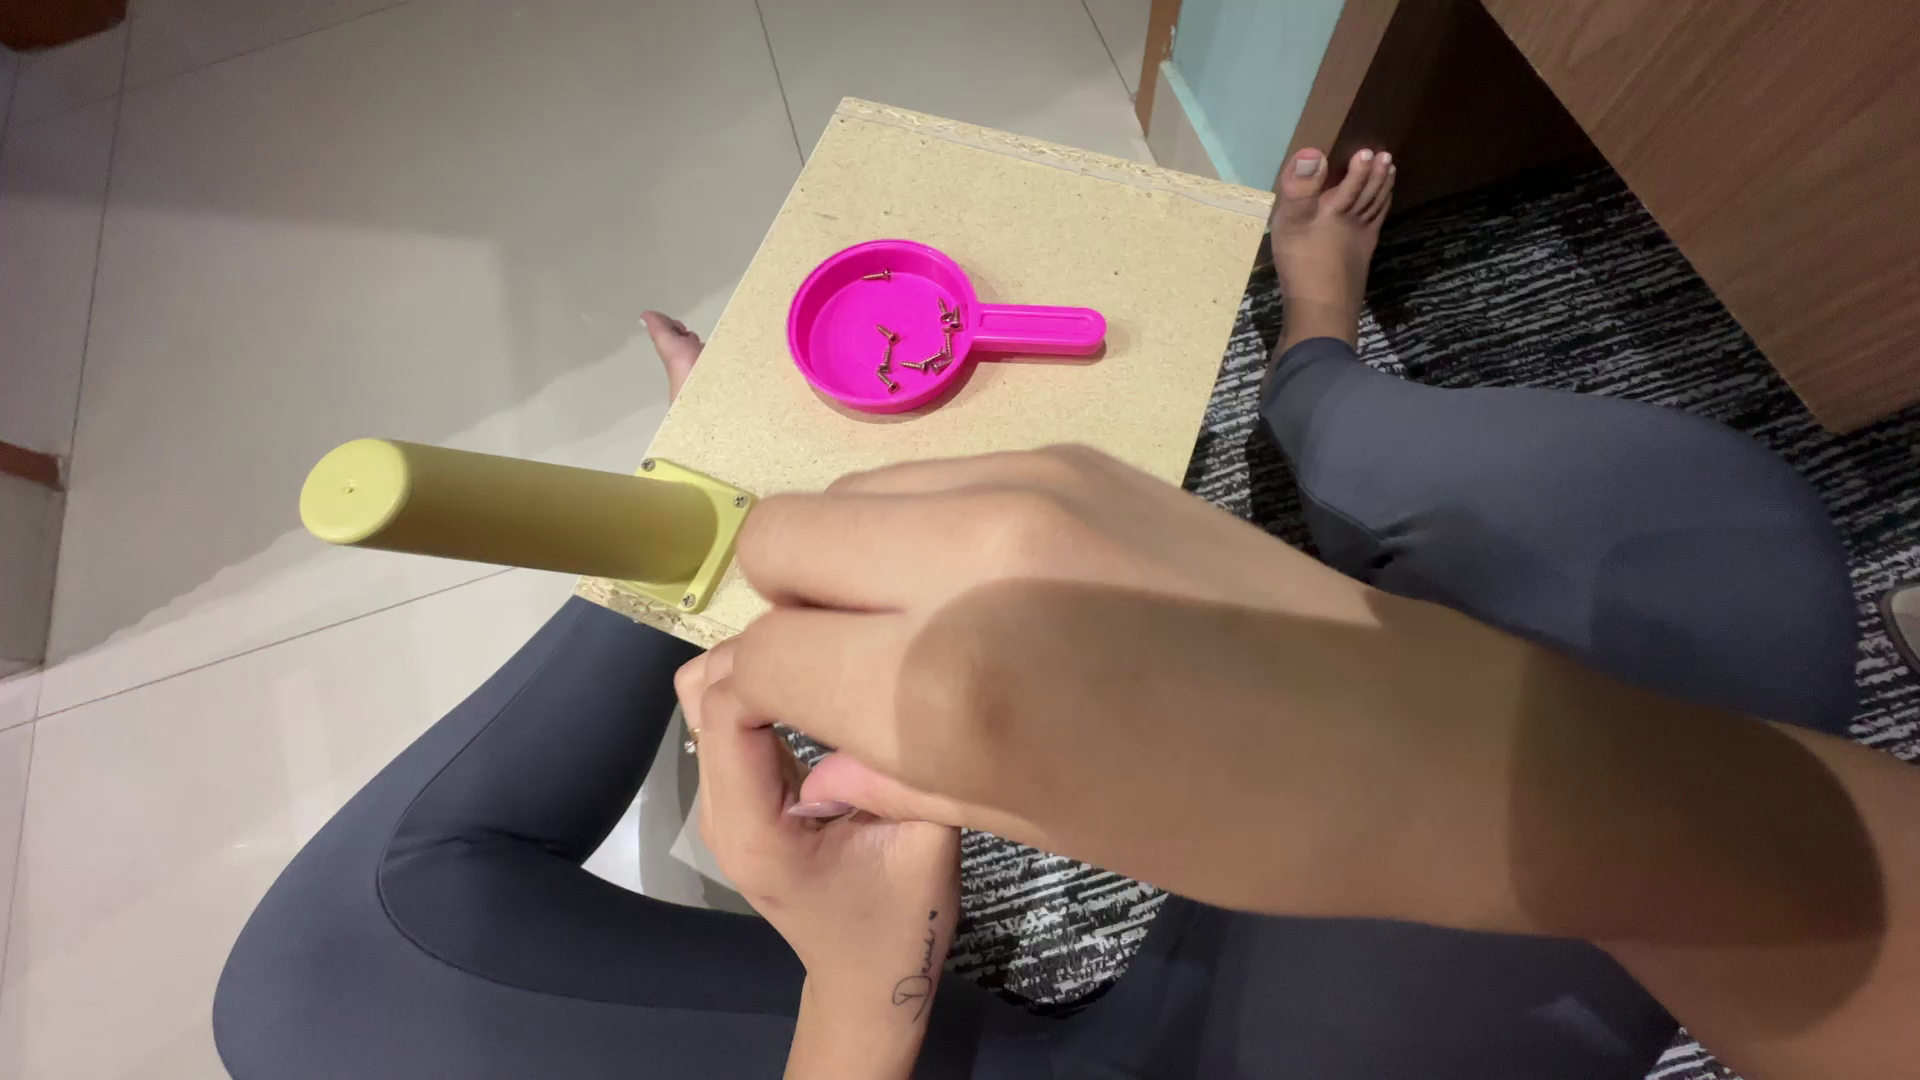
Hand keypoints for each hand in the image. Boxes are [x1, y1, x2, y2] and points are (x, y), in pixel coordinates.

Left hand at [675, 646, 959, 1029]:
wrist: (868, 980)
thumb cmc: (899, 921)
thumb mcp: (926, 843)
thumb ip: (904, 768)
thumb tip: (885, 689)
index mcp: (755, 826)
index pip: (730, 709)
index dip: (775, 660)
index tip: (839, 639)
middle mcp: (721, 807)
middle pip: (706, 693)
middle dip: (766, 652)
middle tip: (838, 637)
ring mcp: (725, 801)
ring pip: (712, 698)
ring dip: (766, 664)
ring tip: (833, 654)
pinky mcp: (742, 793)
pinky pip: (734, 716)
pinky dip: (769, 685)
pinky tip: (822, 680)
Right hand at [721, 446, 1530, 922]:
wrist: (1400, 729)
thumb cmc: (1223, 821)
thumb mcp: (1040, 825)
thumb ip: (893, 773)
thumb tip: (804, 755)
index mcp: (952, 681)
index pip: (769, 650)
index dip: (763, 685)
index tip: (792, 708)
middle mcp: (969, 550)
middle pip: (782, 530)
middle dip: (788, 600)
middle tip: (851, 656)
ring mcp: (1025, 477)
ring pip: (854, 488)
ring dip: (854, 555)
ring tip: (925, 615)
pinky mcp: (1075, 450)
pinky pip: (937, 475)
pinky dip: (924, 526)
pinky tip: (995, 576)